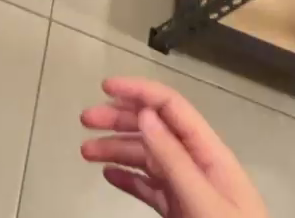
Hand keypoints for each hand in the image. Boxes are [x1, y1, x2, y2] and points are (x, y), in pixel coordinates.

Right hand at [79, 78, 267, 217]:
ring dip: (115, 149)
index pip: (171, 106)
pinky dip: (127, 178)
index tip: (105, 88)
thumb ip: (174, 159)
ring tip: (85, 153)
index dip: (138, 91)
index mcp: (209, 153)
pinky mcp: (180, 210)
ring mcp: (188, 188)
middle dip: (118, 119)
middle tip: (84, 121)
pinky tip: (108, 175)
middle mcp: (197, 163)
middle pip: (153, 128)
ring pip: (146, 157)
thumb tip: (144, 114)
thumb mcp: (204, 202)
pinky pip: (148, 186)